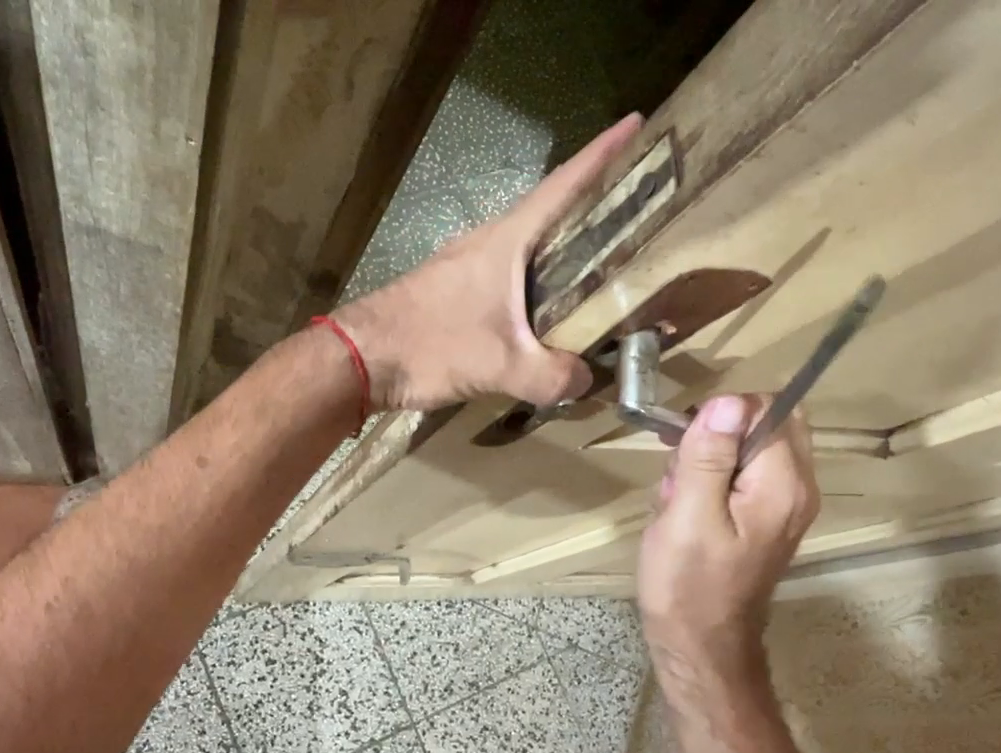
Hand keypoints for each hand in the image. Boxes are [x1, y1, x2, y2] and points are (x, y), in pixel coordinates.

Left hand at [331, 114, 641, 412]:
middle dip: (595, 205)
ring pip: (529, 247)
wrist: (360, 359)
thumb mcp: (500, 365)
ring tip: (603, 263)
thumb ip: (551, 375)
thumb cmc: (430, 345)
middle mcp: (489, 242)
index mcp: (508, 239)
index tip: (639, 124)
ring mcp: (467, 266)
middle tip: (640, 207)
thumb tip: (585, 381)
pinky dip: (536, 283)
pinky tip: (547, 309)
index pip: (565, 184)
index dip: (604, 155)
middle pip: (552, 213)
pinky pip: (509, 277)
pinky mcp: (454, 293)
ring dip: (563, 249)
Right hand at [638, 394, 819, 683]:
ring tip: (678, 501)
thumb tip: (727, 401)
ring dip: (707, 462)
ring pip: (751, 449)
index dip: (720, 415)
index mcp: (782, 483)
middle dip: (715, 437)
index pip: (765, 408)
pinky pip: (745, 477)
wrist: (699, 645)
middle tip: (681, 475)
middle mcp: (798, 488)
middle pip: (766, 424)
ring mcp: (786, 505)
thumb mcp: (686, 516)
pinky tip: (687, 513)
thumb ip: (708, 457)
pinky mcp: (768, 520)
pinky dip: (712, 484)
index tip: (684, 447)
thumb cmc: (687, 584)